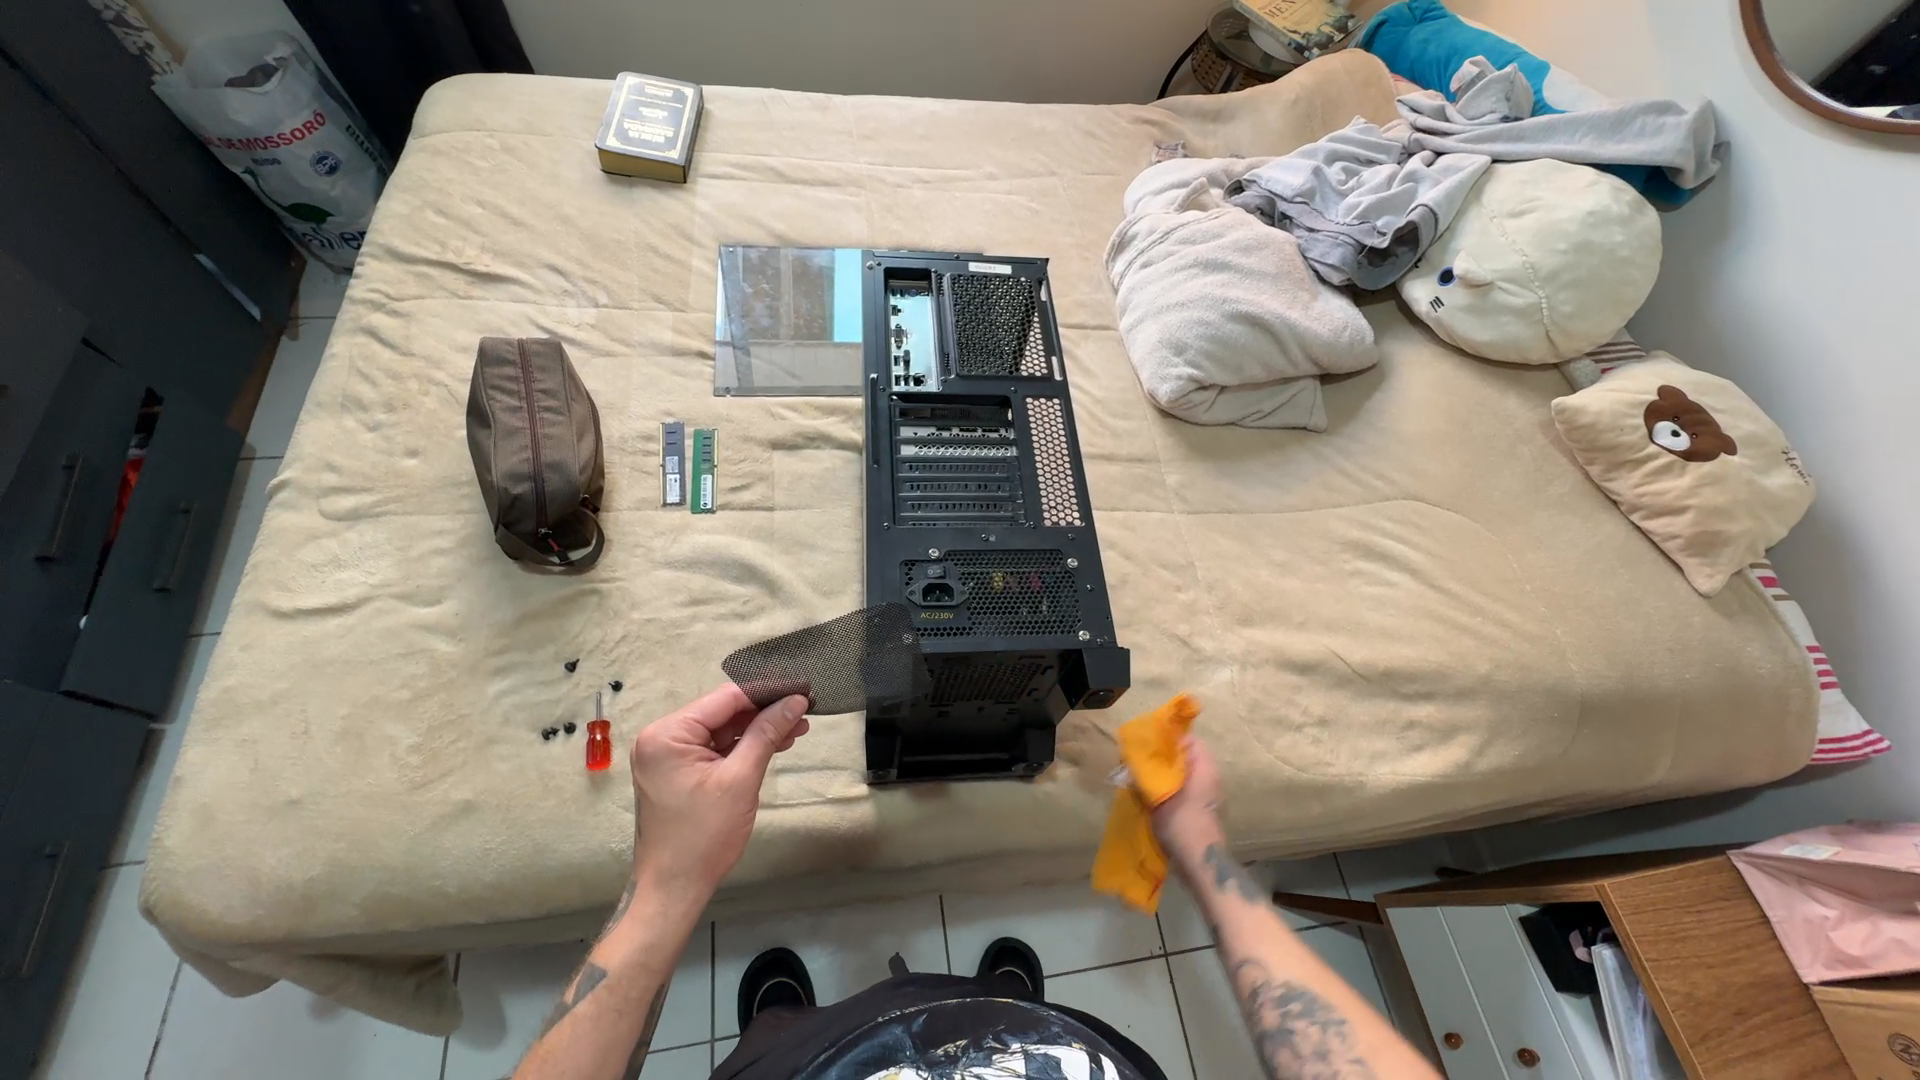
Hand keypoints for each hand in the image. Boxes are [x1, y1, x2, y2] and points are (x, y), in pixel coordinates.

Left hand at [627, 684, 810, 894]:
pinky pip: (716, 748)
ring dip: (759, 729)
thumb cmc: (705, 835)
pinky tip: (776, 743)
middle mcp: (662, 737)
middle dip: (765, 711)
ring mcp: (669, 755)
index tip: (802, 688)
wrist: (675, 889)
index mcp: (668, 733)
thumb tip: (795, 700)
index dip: (766, 691)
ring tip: (799, 727)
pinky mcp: (679, 772)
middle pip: (724, 712)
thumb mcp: (741, 779)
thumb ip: (767, 733)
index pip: (725, 698)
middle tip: (806, 708)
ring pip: (723, 730)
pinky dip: (744, 747)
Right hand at [1151, 735, 1225, 880]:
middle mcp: (1212, 777)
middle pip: (1188, 756)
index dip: (1169, 739)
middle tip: (1143, 762)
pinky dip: (1174, 789)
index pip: (1190, 740)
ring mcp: (1211, 795)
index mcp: (1204, 768)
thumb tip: (1129, 766)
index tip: (1149, 745)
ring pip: (1188, 774)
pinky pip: (1189, 789)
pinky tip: (1155, 798)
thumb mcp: (1157, 798)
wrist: (1201, 864)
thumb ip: (1143, 779)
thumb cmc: (1182, 824)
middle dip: (1166, 758)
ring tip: (1146, 780)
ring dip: (1168, 775)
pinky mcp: (1206, 810)